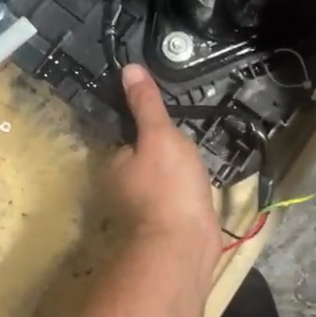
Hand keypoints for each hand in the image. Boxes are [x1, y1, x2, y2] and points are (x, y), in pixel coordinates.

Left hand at [109, 65, 219, 268]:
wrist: (183, 247)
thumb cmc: (168, 187)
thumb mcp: (160, 135)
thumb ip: (146, 104)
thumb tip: (129, 69)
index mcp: (114, 161)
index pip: (126, 132)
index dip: (146, 122)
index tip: (167, 115)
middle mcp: (121, 184)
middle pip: (144, 156)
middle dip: (164, 148)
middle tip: (189, 137)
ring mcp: (143, 206)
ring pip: (160, 177)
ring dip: (176, 170)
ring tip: (198, 158)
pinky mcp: (165, 222)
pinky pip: (175, 195)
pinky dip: (185, 189)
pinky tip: (201, 184)